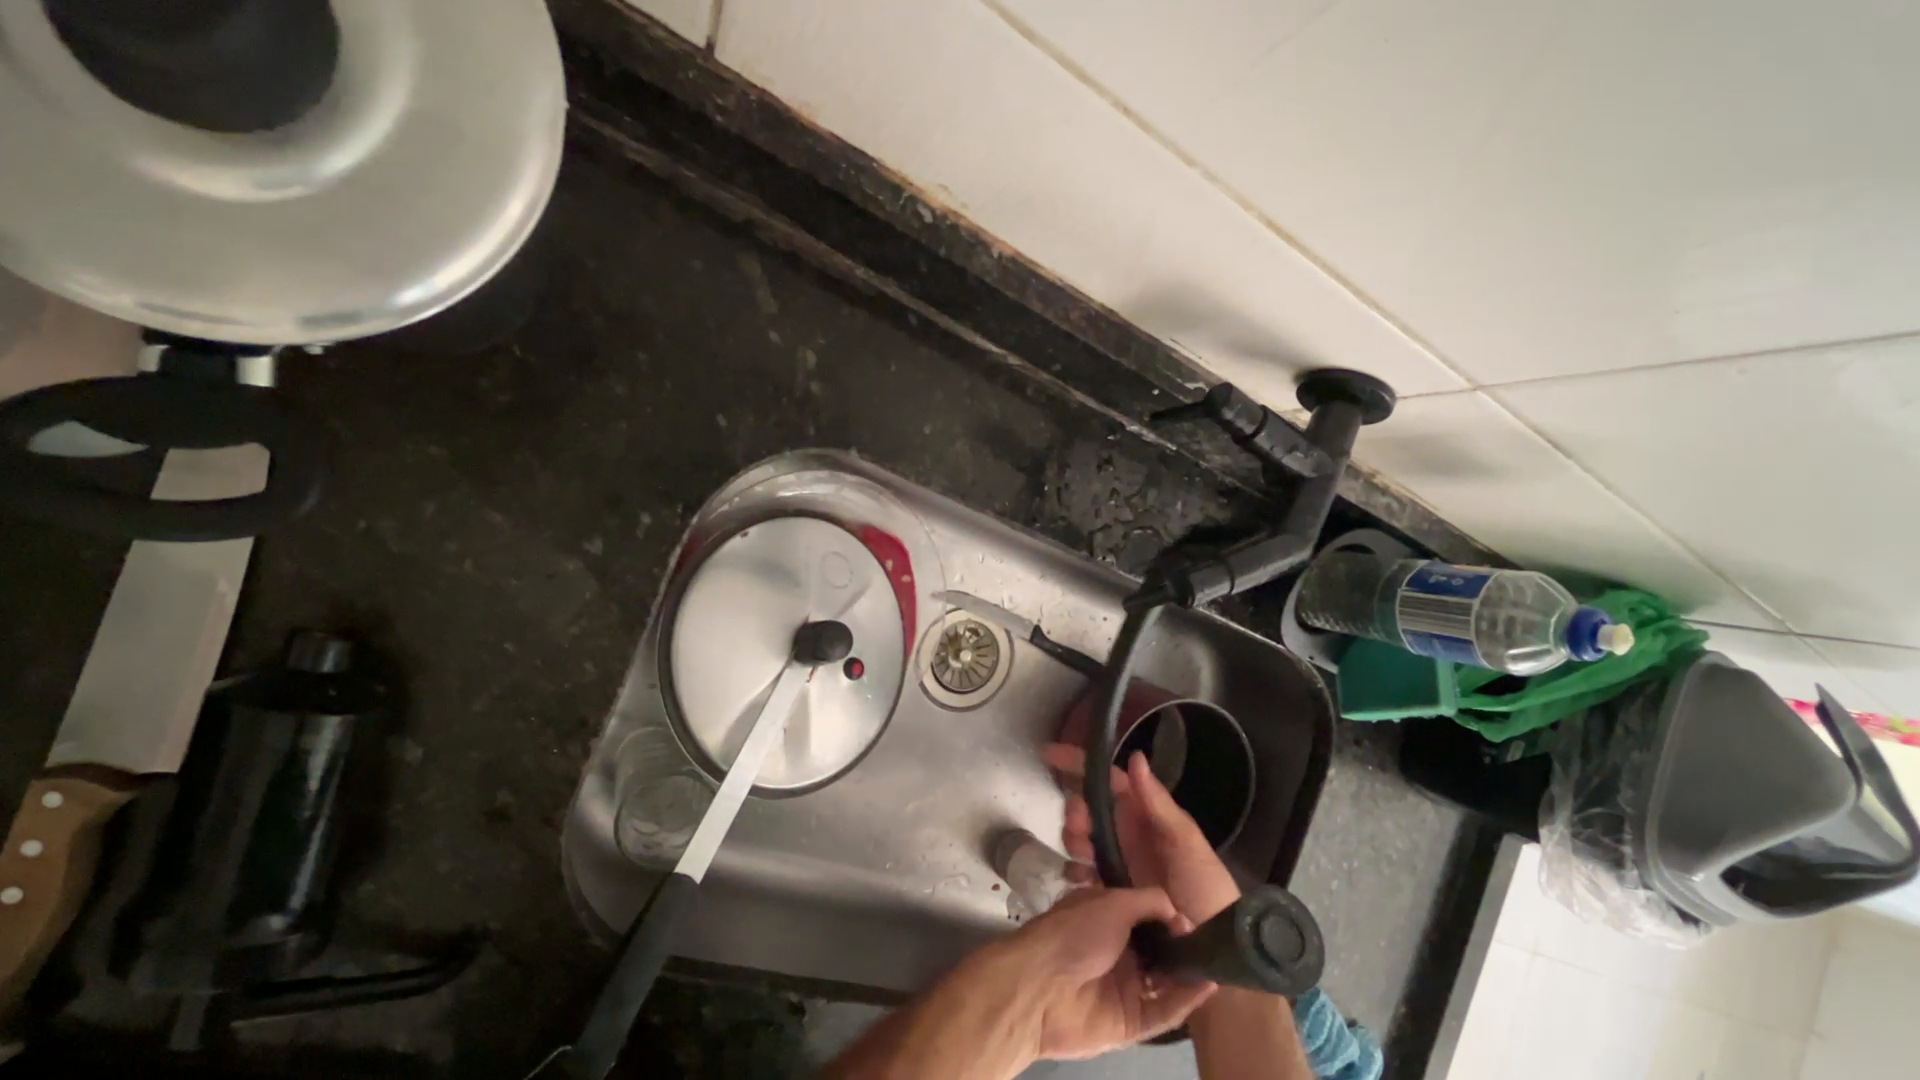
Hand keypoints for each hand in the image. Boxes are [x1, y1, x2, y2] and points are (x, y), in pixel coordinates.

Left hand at [962, 886, 1216, 1062]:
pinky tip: (1207, 986)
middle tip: (1213, 941)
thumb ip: (1151, 902)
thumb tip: (1181, 914)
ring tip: (1216, 962)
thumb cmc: (1073, 934)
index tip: (1195, 914)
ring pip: (1165, 982)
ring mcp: (1123, 989)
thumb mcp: (1112, 902)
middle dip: (1183, 946)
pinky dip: (1185, 1000)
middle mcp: (1117, 952)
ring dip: (1188, 973)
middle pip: (1159, 950)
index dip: (1169, 915)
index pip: (1146, 916)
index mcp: (1107, 919)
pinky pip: (1163, 1012)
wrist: (1039, 988)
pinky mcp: (1129, 1023)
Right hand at [1043, 744, 1241, 924]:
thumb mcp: (1185, 841)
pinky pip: (1082, 871)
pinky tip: (1081, 880)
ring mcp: (1118, 861)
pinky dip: (1075, 870)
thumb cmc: (1205, 886)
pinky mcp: (1111, 890)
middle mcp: (1128, 833)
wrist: (1213, 945)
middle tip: (1079, 827)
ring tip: (1085, 857)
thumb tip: (1135, 757)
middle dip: (1076, 811)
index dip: (1080, 764)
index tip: (1050, 755)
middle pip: (1089, 809)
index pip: (1109, 779)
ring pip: (1082, 838)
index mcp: (1146, 814)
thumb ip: (1158, 803)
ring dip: (1075, 839)